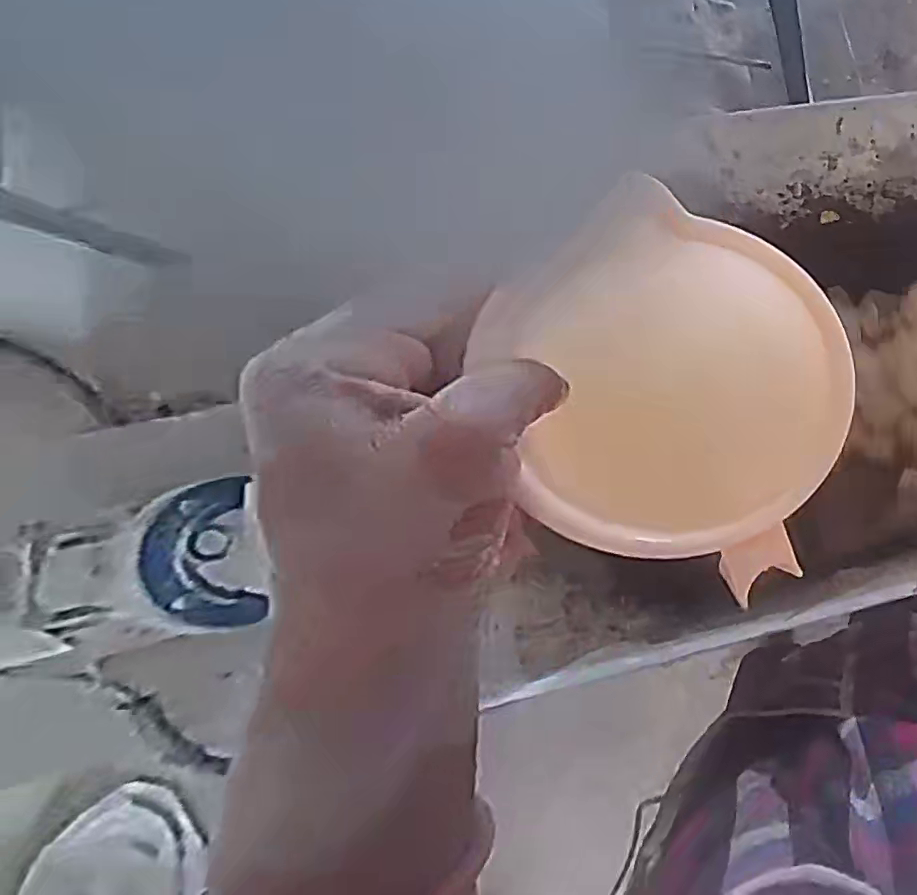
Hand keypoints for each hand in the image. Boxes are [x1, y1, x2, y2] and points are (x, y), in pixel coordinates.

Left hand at [239, 286, 566, 612]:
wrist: (391, 635)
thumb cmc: (405, 544)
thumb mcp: (454, 456)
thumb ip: (505, 390)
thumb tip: (549, 374)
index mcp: (320, 364)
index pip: (434, 298)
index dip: (509, 304)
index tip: (578, 316)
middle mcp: (336, 375)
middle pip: (450, 327)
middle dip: (515, 344)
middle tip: (580, 355)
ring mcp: (370, 411)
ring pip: (467, 364)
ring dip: (515, 378)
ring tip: (565, 387)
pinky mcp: (404, 441)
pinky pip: (470, 397)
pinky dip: (509, 405)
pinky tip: (540, 420)